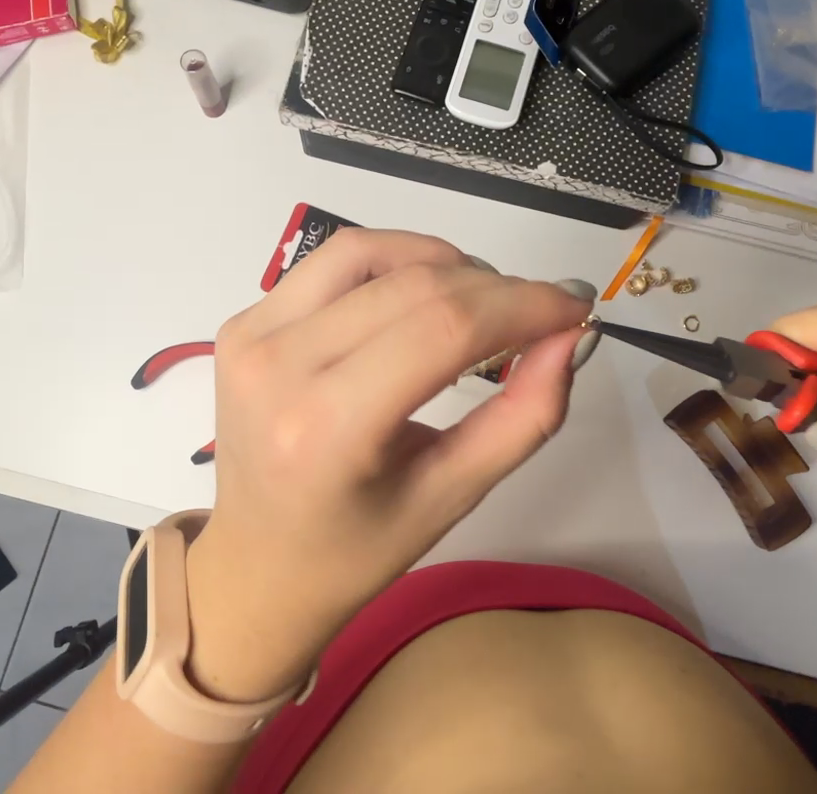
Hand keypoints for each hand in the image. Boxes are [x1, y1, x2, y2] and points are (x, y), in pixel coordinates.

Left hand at [183, 230, 593, 701]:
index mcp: (325, 429)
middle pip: (412, 285)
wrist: (257, 564)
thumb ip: (524, 416)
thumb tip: (571, 334)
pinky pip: (332, 263)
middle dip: (495, 287)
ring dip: (443, 262)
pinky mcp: (243, 322)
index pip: (442, 329)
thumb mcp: (451, 496)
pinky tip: (422, 295)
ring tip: (484, 300)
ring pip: (369, 253)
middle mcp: (278, 367)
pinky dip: (392, 263)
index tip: (573, 306)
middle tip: (539, 313)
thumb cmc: (356, 550)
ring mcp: (251, 336)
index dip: (522, 304)